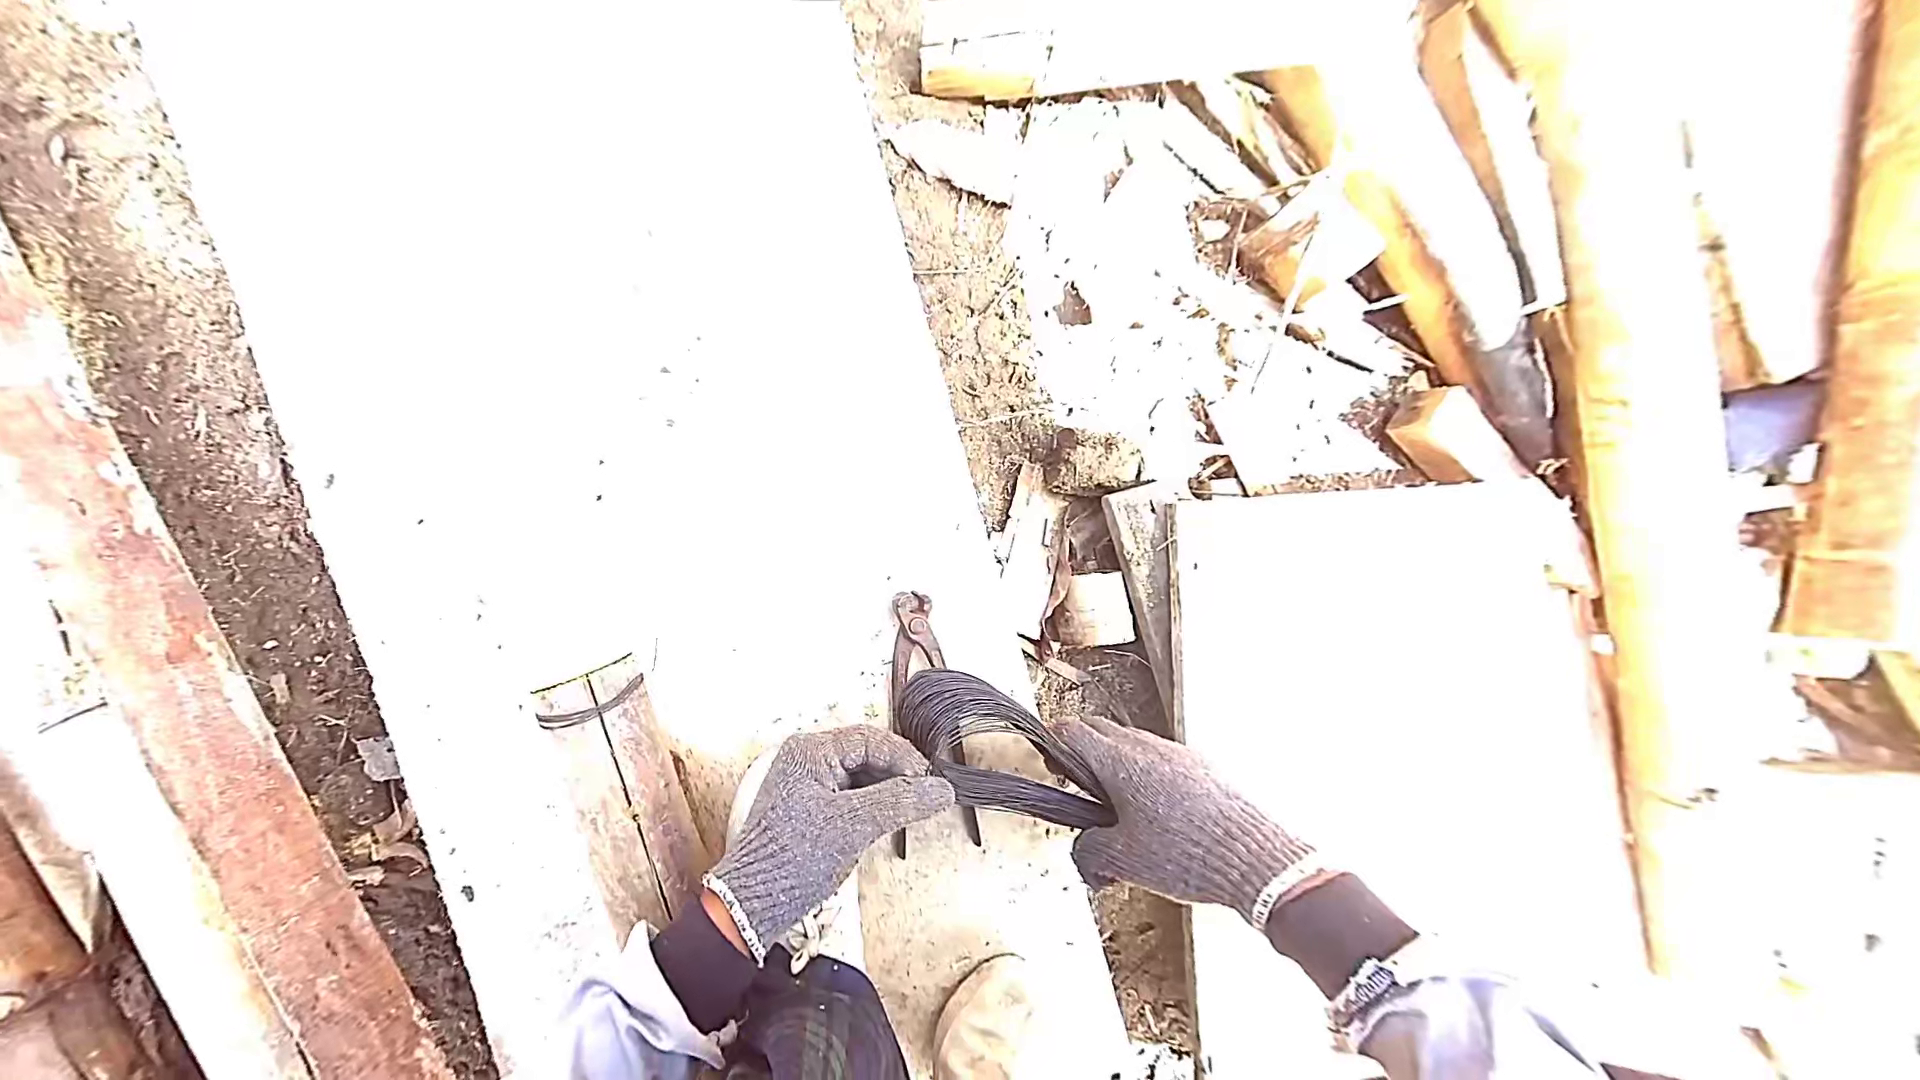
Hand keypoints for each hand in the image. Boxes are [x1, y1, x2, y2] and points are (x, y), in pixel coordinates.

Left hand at [703, 726, 953, 962]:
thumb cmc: (789, 860)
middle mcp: (808, 759)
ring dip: (888, 790)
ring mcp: (809, 782)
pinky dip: (874, 804)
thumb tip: (940, 789)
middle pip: (868, 754)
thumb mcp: (853, 826)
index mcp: (810, 751)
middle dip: (898, 774)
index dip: (904, 757)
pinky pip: (853, 794)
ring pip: (863, 774)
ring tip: (910, 808)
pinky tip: (889, 818)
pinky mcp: (812, 805)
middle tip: (924, 794)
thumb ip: (900, 801)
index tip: (928, 779)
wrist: (751, 908)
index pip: (871, 739)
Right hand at [1057, 715, 1315, 921]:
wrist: (1256, 861)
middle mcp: (1144, 746)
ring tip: (1117, 803)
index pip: (1071, 730)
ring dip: (1114, 761)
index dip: (1052, 743)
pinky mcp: (1199, 765)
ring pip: (1130, 741)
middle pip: (1098, 729)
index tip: (1051, 763)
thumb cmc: (1187, 855)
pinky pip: (1158, 756)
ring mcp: (1175, 752)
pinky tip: (1154, 811)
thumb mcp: (1122, 861)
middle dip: (1080, 750)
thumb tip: (1086, 853)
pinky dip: (1143, 772)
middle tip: (1078, 783)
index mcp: (1118, 760)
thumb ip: (1088, 852)